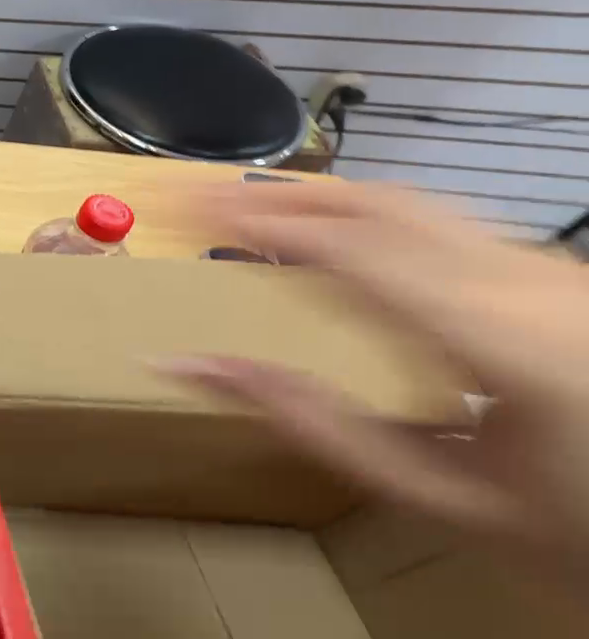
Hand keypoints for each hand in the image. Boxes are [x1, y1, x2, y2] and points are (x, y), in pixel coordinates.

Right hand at [170, 180, 588, 574]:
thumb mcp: (434, 493)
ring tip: (243, 207)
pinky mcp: (561, 280)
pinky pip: (443, 224)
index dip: (256, 220)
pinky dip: (363, 215)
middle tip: (195, 197)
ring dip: (315, 198)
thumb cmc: (574, 534)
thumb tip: (179, 364)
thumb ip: (305, 420)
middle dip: (275, 196)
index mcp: (501, 341)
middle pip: (377, 206)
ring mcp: (555, 276)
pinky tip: (325, 233)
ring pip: (411, 204)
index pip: (349, 249)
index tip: (181, 209)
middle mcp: (533, 287)